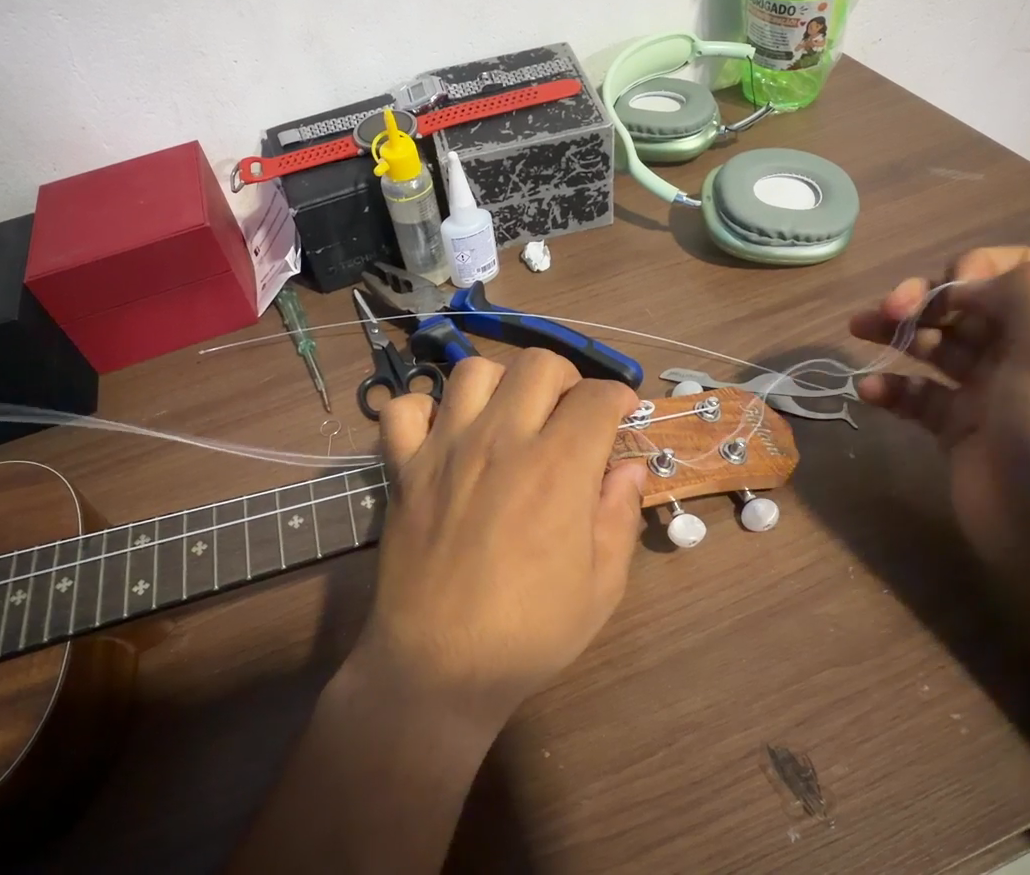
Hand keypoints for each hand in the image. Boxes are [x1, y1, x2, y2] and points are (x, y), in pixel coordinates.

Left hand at [353, 351, 646, 724]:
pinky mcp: (403, 467)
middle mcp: (500, 440)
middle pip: (538, 364)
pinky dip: (426, 409)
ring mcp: (444, 449)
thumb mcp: (601, 586)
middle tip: (571, 416)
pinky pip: (405, 409)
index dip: (619, 399)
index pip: (597, 396)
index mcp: (557, 467)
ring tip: (511, 418)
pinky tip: (445, 435)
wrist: (437, 665)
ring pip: (473, 371)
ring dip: (502, 383)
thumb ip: (618, 515)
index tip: (622, 417)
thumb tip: (627, 468)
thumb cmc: (528, 633)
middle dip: (567, 380)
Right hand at [849, 246, 1029, 577]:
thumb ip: (1021, 290)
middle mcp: (1028, 355)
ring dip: (897, 333)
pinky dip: (891, 388)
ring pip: (936, 346)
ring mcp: (992, 395)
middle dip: (922, 298)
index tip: (942, 290)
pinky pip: (918, 397)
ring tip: (859, 330)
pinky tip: (869, 392)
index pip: (1017, 270)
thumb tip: (965, 286)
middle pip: (967, 304)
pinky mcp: (960, 433)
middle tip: (886, 312)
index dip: (972, 267)